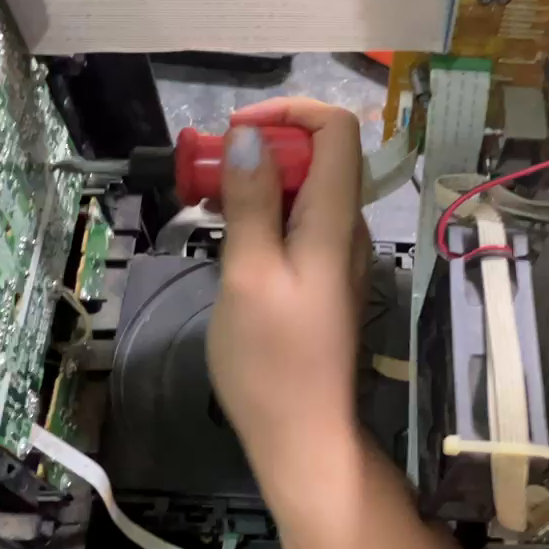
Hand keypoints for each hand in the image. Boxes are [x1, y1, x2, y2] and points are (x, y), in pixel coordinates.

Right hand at [207, 98, 367, 472]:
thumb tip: (248, 137)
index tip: (234, 133)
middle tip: (203, 175)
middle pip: (317, 157)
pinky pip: (298, 226)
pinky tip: (228, 236)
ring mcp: (337, 256)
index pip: (338, 129)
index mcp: (334, 221)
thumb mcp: (249, 274)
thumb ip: (253, 202)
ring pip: (303, 192)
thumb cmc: (271, 361)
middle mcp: (345, 229)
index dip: (290, 113)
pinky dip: (264, 215)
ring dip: (256, 183)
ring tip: (205, 204)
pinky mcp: (322, 280)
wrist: (302, 434)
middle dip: (261, 149)